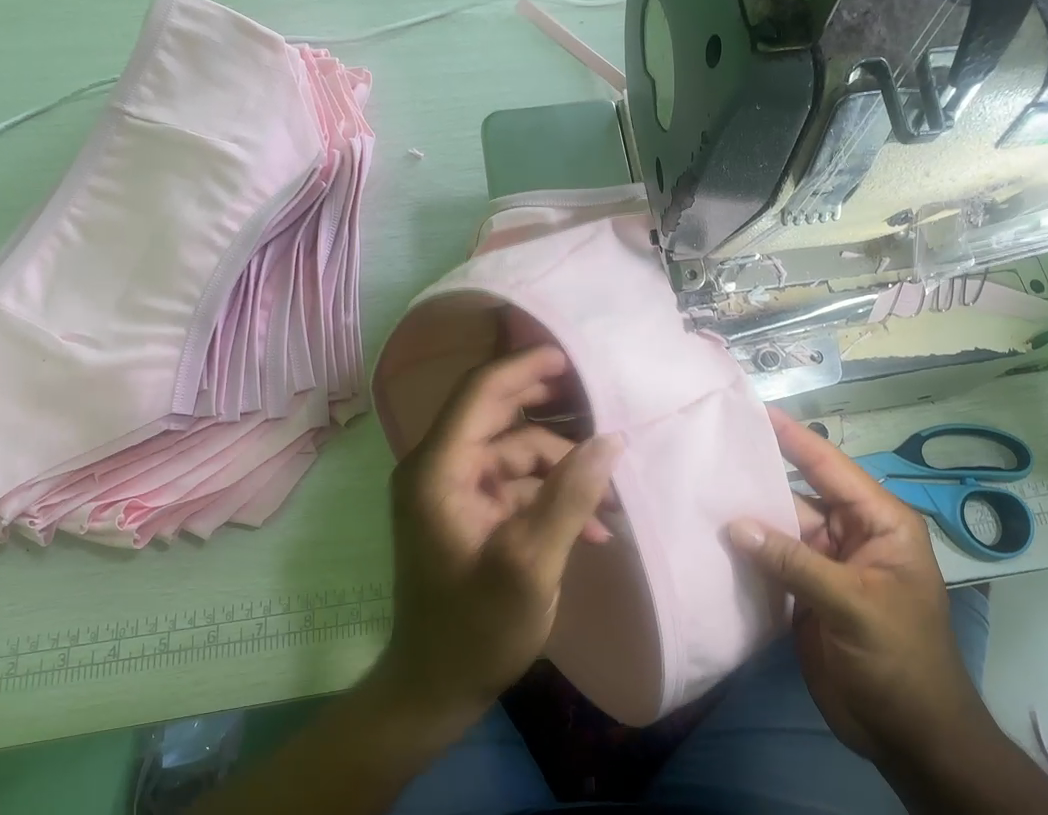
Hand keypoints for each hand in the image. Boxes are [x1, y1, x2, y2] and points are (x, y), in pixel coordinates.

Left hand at [377, 345, 619, 722]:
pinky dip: (552, 499)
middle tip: (602, 403)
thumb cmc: (475, 629)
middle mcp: (439, 471)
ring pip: (517, 455)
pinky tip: (593, 528)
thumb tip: (611, 439)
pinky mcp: (469, 516)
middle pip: (500, 417)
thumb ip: (570, 496)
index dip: (524, 367)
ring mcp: (454, 494)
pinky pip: (516, 488)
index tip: (571, 357)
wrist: (436, 689)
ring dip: (564, 471)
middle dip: (553, 414)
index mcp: (438, 471)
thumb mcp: (531, 564)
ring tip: (612, 499)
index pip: (481, 393)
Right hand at [727, 410, 985, 760]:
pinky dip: (746, 557)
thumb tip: (736, 525)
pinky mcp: (806, 598)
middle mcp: (852, 536)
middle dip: (757, 480)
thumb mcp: (854, 604)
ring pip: (780, 532)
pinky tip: (709, 543)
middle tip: (706, 454)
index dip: (794, 438)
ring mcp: (827, 567)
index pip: (831, 468)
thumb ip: (795, 563)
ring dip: (746, 520)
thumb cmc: (900, 659)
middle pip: (798, 496)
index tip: (756, 409)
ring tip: (696, 493)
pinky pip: (772, 565)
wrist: (910, 735)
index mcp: (880, 523)